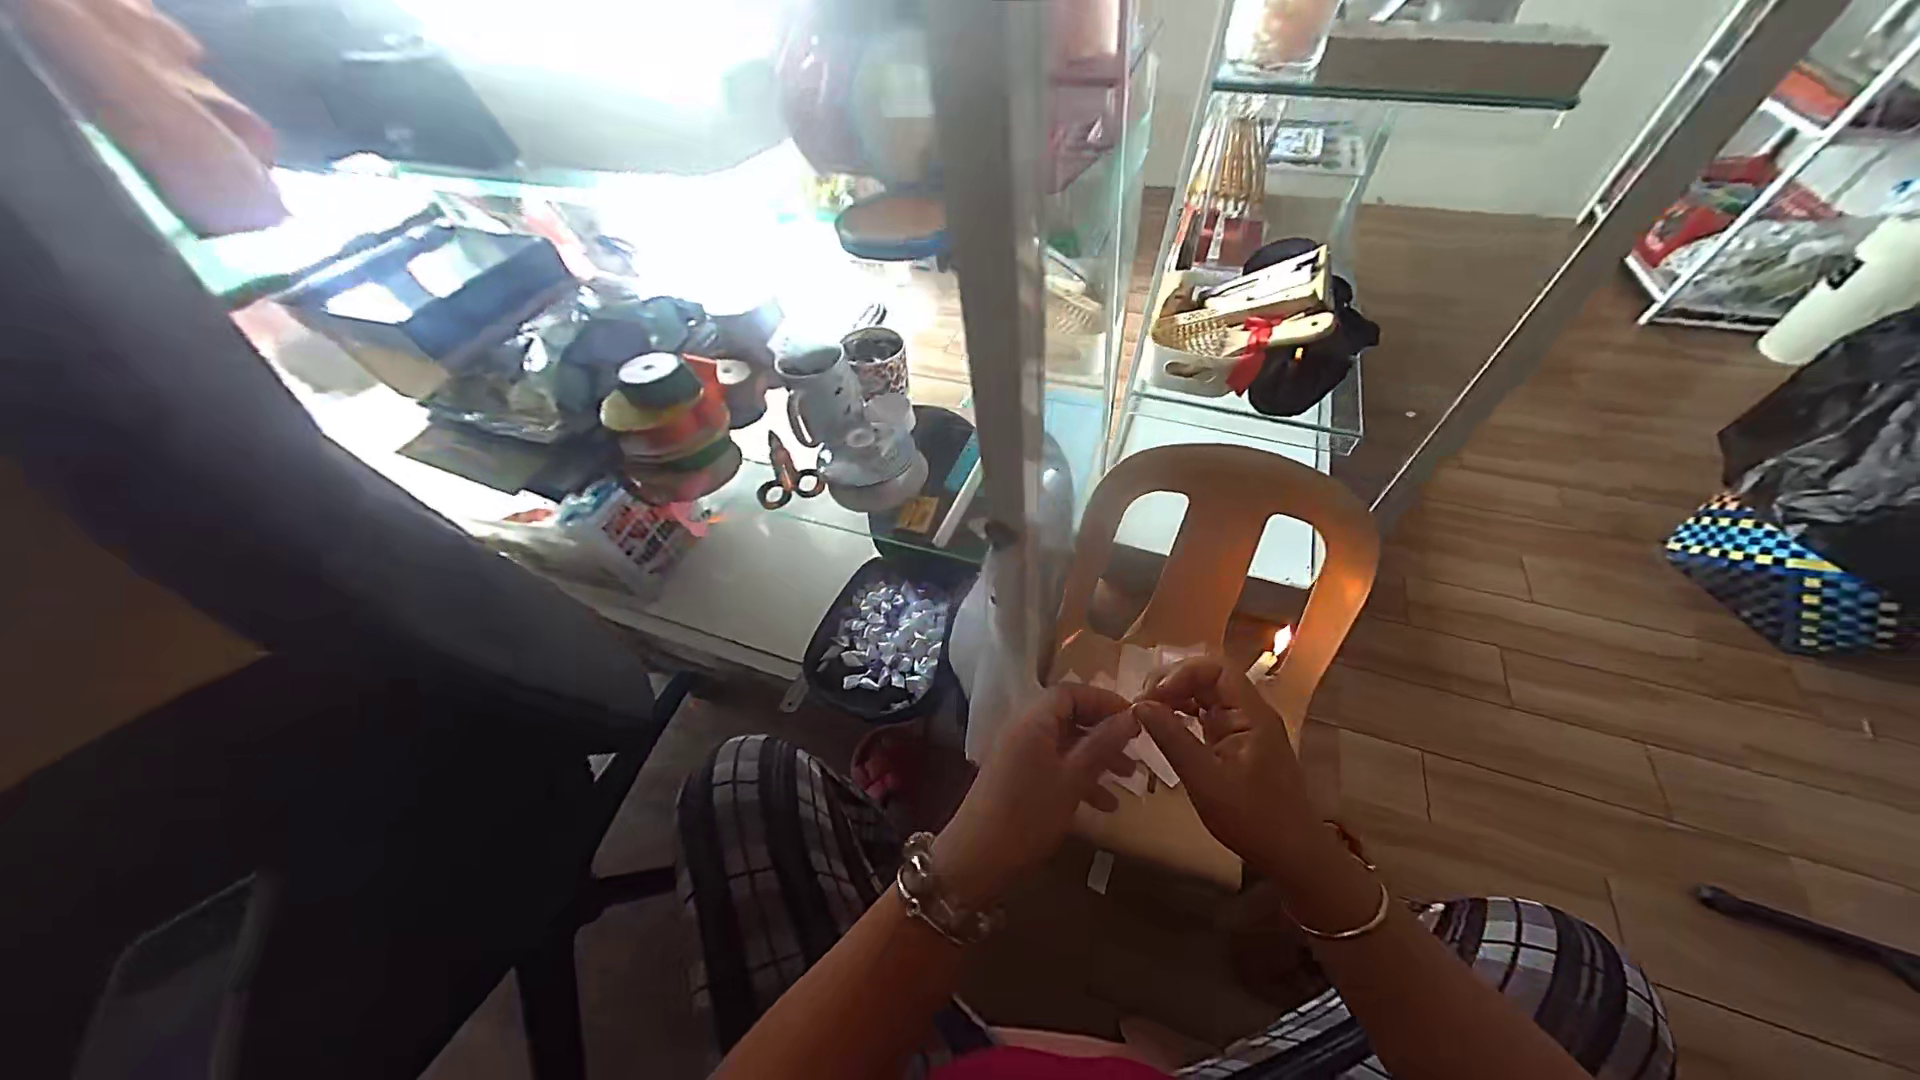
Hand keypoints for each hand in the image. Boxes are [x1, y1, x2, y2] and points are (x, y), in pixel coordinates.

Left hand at [933, 684, 1138, 906]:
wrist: (977, 858)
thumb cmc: (1028, 813)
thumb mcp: (1073, 778)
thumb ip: (1103, 744)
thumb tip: (1132, 716)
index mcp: (1033, 720)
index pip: (1071, 692)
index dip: (1104, 700)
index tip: (1136, 717)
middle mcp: (1024, 729)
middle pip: (1069, 717)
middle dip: (1104, 731)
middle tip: (1137, 748)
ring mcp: (1019, 754)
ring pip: (1065, 744)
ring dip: (1097, 757)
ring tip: (1130, 778)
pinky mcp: (1018, 778)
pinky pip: (1055, 766)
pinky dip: (1079, 778)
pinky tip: (1105, 805)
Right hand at [1133, 655, 1326, 879]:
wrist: (1293, 855)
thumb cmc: (1252, 819)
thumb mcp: (1205, 779)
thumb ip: (1172, 738)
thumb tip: (1139, 705)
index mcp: (1251, 714)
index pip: (1215, 669)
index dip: (1180, 674)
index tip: (1152, 697)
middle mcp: (1249, 712)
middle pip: (1208, 676)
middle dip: (1172, 683)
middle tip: (1142, 704)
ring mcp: (1243, 726)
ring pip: (1204, 694)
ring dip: (1174, 697)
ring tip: (1147, 712)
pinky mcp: (1235, 741)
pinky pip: (1205, 713)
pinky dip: (1182, 713)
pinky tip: (1164, 725)